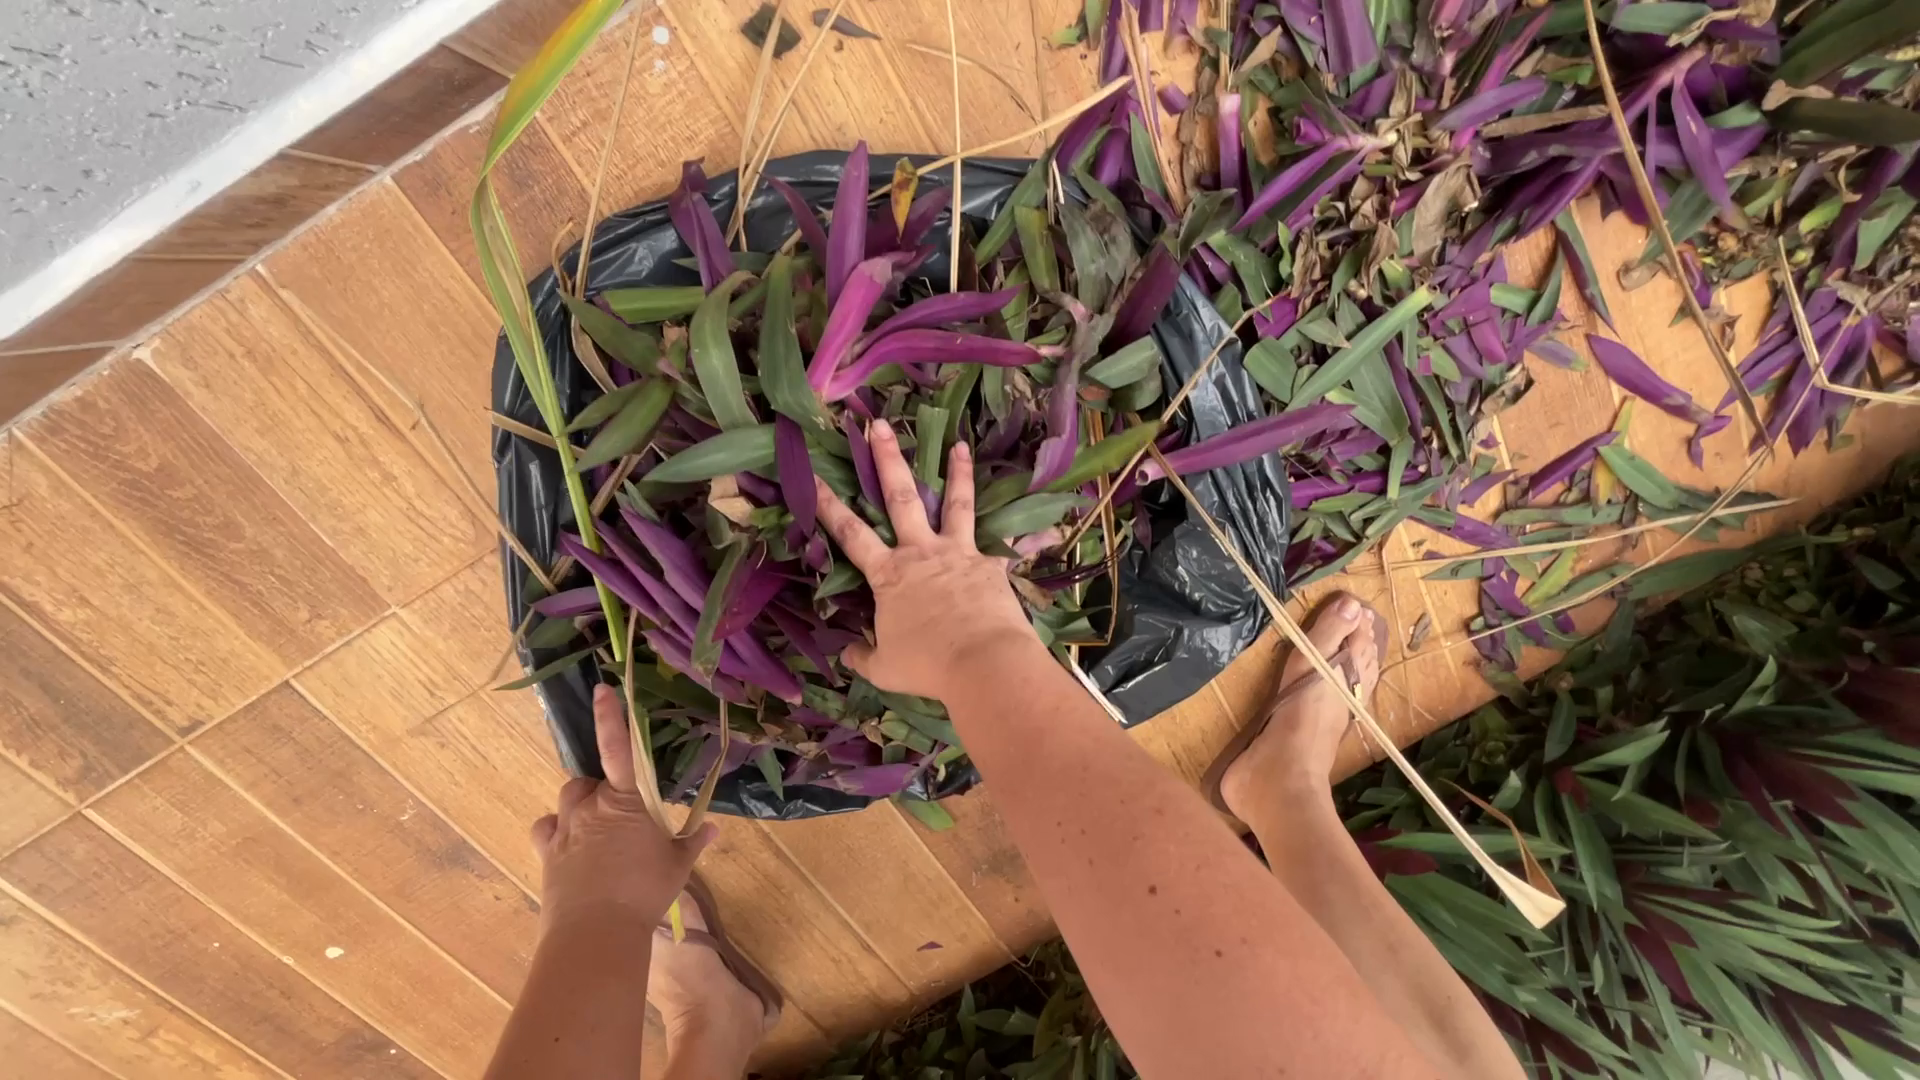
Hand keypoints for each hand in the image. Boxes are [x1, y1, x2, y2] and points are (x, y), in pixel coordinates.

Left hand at [530, 685, 713, 934]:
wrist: (595, 932)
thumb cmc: (644, 891)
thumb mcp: (677, 866)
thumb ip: (692, 842)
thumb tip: (713, 828)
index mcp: (628, 801)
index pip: (619, 749)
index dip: (610, 716)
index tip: (603, 687)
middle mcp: (592, 807)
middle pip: (589, 781)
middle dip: (602, 788)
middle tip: (621, 811)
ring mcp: (566, 829)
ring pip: (567, 799)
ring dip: (579, 805)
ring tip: (595, 826)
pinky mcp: (547, 853)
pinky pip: (546, 828)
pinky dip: (555, 830)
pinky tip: (568, 843)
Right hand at [813, 420, 1039, 701]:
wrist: (981, 663)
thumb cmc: (927, 666)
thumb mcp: (884, 667)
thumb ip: (863, 656)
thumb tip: (847, 652)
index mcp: (890, 575)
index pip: (850, 533)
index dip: (828, 504)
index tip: (813, 475)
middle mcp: (922, 553)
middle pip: (900, 498)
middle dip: (887, 459)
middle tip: (879, 426)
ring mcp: (959, 554)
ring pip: (956, 504)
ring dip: (957, 473)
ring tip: (960, 444)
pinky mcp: (991, 565)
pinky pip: (1008, 545)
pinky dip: (1029, 535)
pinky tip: (1047, 522)